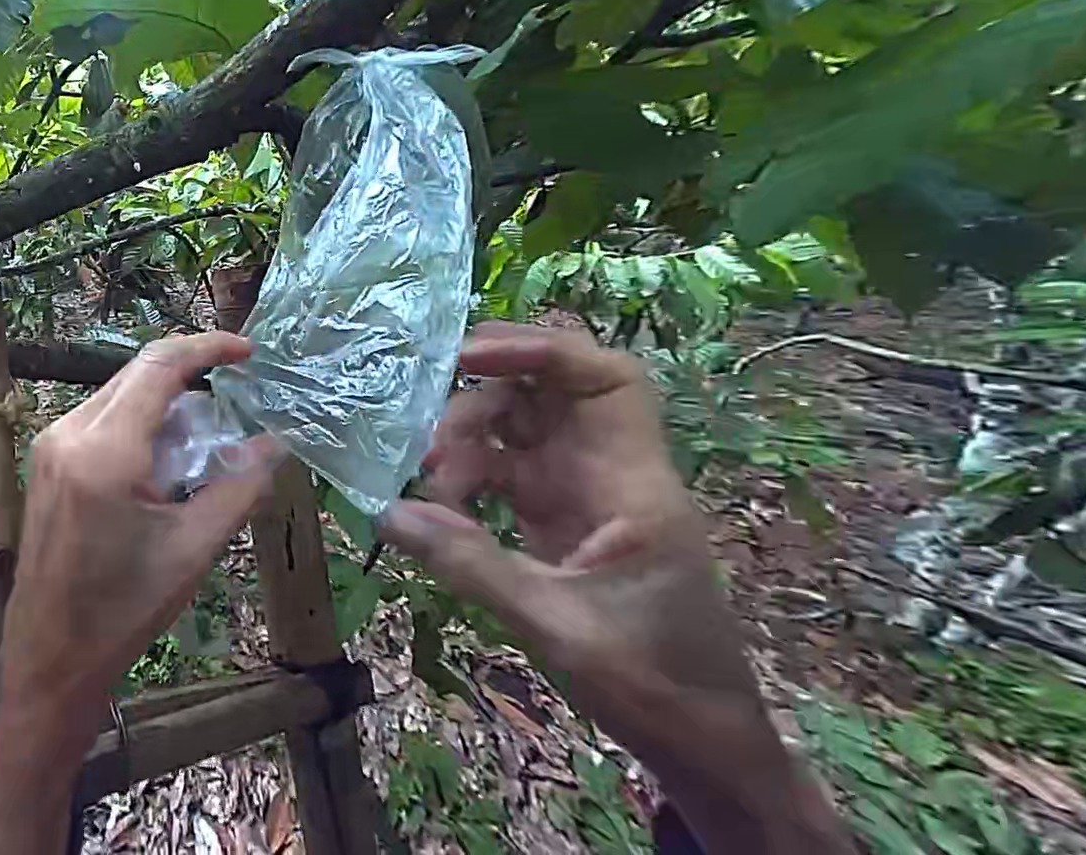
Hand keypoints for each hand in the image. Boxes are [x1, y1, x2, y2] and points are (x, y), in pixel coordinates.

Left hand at [0, 332, 281, 854]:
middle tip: (235, 392)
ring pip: (120, 391)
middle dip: (191, 373)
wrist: (49, 656)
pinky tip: (164, 458)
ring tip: (203, 440)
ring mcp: (51, 443)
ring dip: (166, 400)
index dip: (207, 347)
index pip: (160, 367)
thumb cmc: (124, 610)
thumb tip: (276, 442)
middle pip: (138, 372)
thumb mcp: (194, 548)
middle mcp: (70, 433)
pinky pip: (103, 416)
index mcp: (105, 452)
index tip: (247, 351)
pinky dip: (142, 420)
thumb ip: (240, 486)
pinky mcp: (47, 458)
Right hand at [382, 324, 851, 854]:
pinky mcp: (554, 510)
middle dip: (482, 396)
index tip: (468, 359)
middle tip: (432, 438)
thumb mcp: (553, 625)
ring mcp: (577, 486)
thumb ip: (469, 564)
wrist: (697, 738)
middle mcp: (605, 466)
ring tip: (433, 484)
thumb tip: (388, 512)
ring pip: (515, 425)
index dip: (540, 348)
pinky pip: (502, 467)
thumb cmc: (651, 680)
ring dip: (467, 439)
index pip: (604, 376)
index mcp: (631, 479)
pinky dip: (467, 475)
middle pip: (545, 389)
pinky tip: (440, 506)